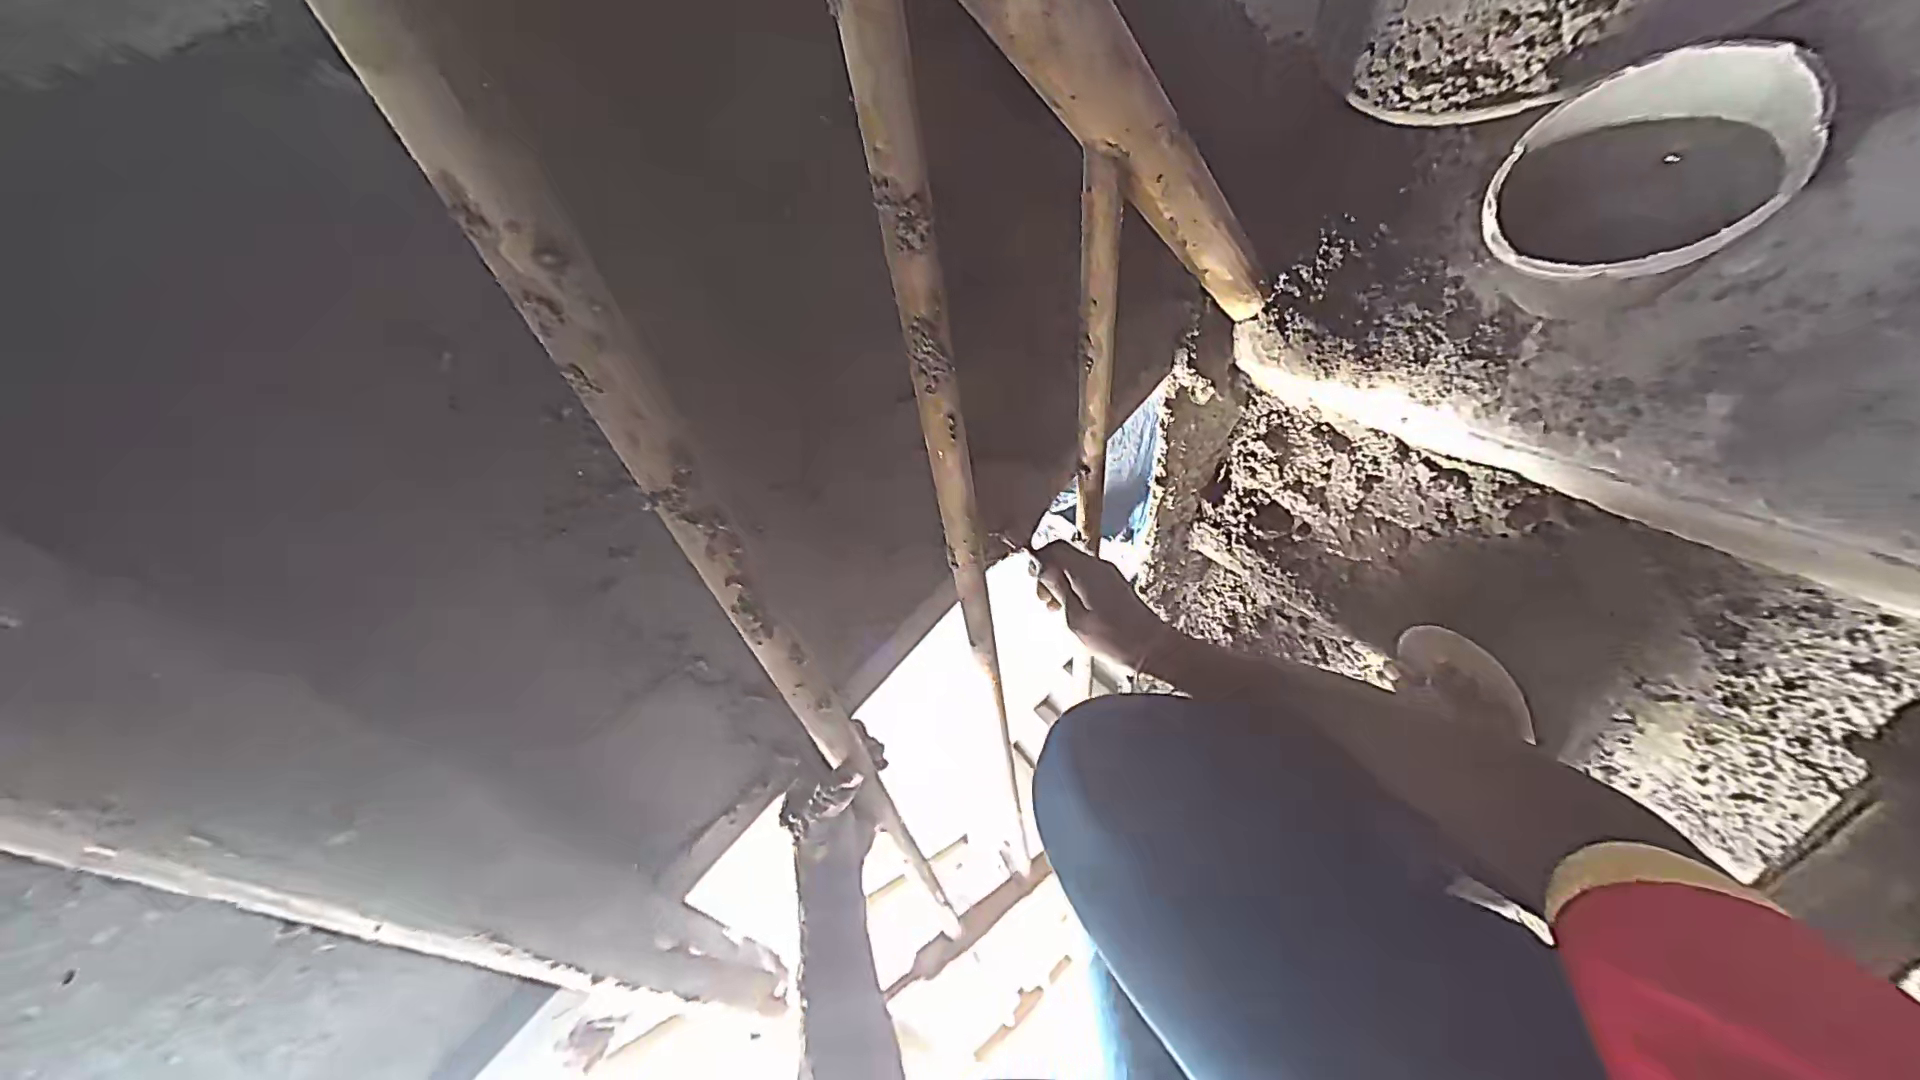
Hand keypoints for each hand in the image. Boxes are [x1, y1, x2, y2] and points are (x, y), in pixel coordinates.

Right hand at [1032, 540, 1184, 673]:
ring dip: (1060, 581)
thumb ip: (1057, 588)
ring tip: (1056, 607)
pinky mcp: (1113, 584)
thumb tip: (1041, 567)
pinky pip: (1086, 576)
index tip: (1033, 580)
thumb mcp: (1074, 617)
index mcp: (1086, 571)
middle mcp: (1098, 566)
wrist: (1151, 648)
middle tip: (1044, 598)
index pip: (1055, 548)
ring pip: (1074, 565)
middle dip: (1049, 572)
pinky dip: (1073, 587)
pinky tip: (1072, 609)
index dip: (1039, 560)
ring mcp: (1108, 574)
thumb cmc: (1113, 638)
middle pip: (1064, 554)